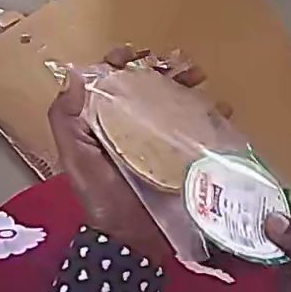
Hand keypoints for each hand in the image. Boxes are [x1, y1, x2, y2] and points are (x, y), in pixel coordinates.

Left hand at [46, 48, 204, 264]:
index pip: (110, 80)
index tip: (135, 53)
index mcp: (103, 120)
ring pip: (175, 99)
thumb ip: (67, 119)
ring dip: (189, 83)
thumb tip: (77, 74)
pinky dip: (213, 114)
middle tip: (180, 65)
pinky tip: (222, 108)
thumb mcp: (75, 158)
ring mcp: (159, 137)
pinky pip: (199, 126)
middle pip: (148, 84)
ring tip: (200, 78)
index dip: (121, 61)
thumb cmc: (101, 196)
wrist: (133, 238)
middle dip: (165, 68)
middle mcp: (131, 123)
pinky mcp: (181, 152)